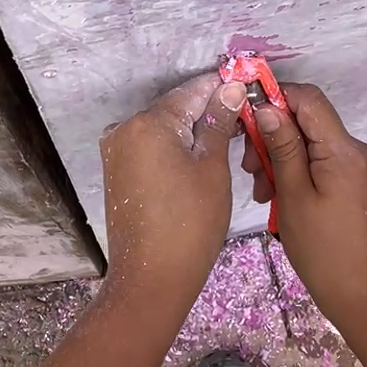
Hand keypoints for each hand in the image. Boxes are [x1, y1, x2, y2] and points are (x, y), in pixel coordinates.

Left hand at [101, 73, 248, 307]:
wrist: (151, 279)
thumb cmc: (190, 224)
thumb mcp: (212, 169)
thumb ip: (219, 123)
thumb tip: (230, 87)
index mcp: (149, 122)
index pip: (192, 91)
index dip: (222, 87)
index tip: (249, 87)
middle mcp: (126, 127)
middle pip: (176, 107)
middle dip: (208, 109)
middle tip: (245, 117)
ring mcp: (117, 148)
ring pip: (164, 126)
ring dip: (193, 129)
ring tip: (229, 137)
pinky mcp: (118, 168)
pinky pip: (152, 145)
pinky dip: (175, 145)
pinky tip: (201, 154)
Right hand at [244, 83, 366, 325]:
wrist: (361, 296)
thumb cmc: (322, 249)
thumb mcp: (293, 195)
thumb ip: (282, 146)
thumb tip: (265, 106)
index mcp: (343, 150)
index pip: (308, 98)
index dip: (274, 96)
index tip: (244, 115)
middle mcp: (355, 149)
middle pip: (306, 120)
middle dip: (272, 134)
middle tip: (250, 167)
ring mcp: (356, 165)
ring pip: (308, 141)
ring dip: (279, 156)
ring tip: (262, 190)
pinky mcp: (352, 180)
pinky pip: (317, 160)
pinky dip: (294, 170)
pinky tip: (277, 196)